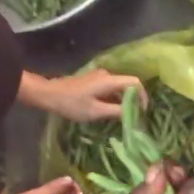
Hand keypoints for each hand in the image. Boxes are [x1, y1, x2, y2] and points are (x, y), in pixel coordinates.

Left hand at [27, 70, 143, 123]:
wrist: (50, 95)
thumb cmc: (72, 104)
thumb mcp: (96, 111)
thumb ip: (116, 111)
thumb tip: (133, 114)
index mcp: (109, 80)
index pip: (135, 83)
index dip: (143, 96)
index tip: (143, 111)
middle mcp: (107, 75)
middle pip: (128, 85)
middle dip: (134, 101)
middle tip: (134, 118)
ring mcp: (99, 77)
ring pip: (119, 88)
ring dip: (123, 102)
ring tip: (123, 118)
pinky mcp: (93, 82)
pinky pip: (110, 90)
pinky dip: (114, 100)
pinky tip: (110, 112)